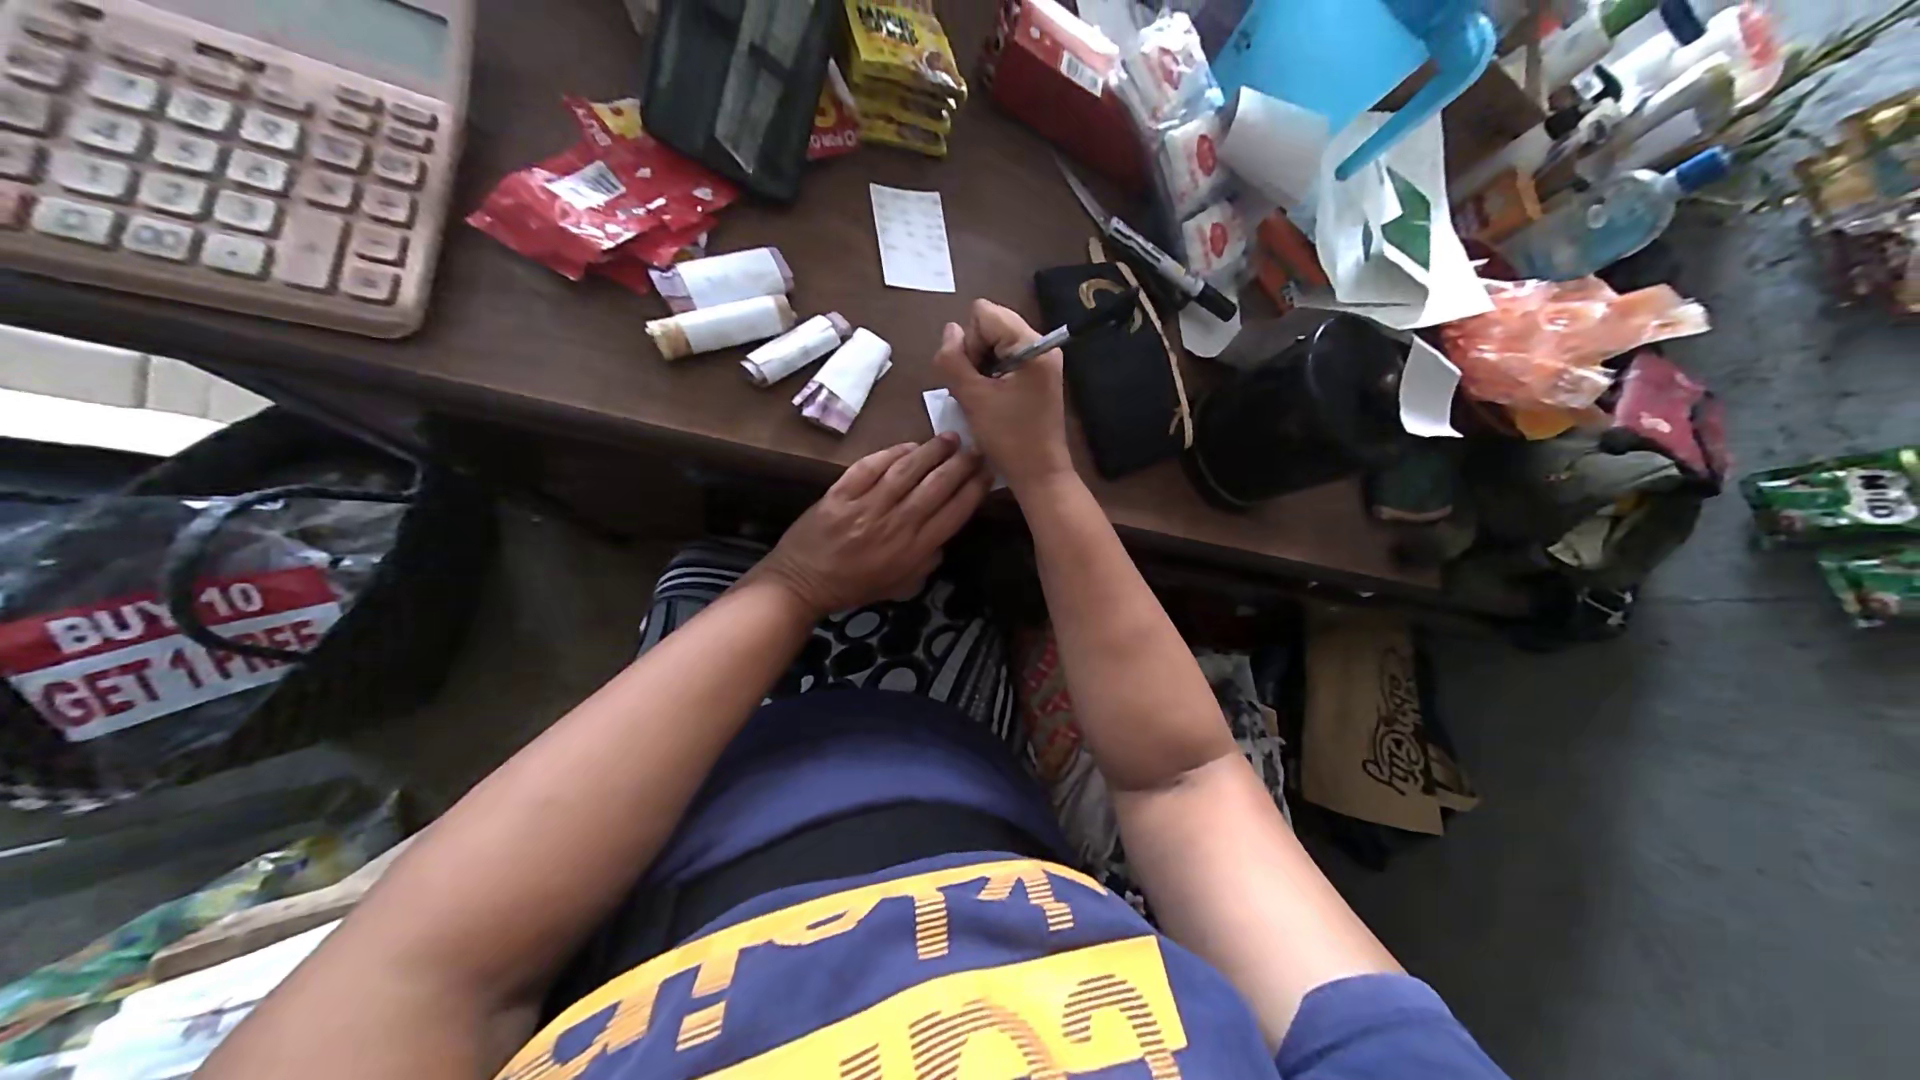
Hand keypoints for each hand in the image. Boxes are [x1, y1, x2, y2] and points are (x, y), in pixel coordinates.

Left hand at [752, 435, 990, 615]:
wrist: (801, 583)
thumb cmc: (853, 587)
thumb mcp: (899, 585)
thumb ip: (926, 561)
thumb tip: (945, 536)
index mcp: (913, 550)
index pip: (954, 513)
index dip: (975, 489)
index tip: (987, 471)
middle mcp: (895, 525)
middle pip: (937, 486)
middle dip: (961, 464)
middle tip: (975, 448)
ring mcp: (866, 507)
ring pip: (907, 471)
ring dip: (932, 451)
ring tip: (950, 438)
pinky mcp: (841, 493)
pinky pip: (871, 466)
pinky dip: (892, 453)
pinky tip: (909, 445)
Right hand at [932, 300, 1075, 493]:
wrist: (1040, 474)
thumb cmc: (1009, 439)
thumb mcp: (973, 398)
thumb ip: (953, 360)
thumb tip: (950, 330)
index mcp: (1032, 345)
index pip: (984, 313)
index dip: (969, 342)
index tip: (974, 377)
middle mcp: (1042, 345)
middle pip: (991, 323)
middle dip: (975, 352)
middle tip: (976, 388)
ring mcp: (1042, 360)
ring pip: (996, 342)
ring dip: (981, 365)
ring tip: (983, 395)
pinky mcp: (1038, 375)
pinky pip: (1006, 358)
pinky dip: (992, 373)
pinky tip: (992, 398)